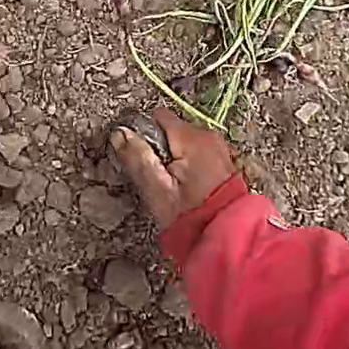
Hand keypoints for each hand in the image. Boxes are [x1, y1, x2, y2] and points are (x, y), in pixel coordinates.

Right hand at [110, 108, 237, 229]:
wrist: (227, 231)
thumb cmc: (189, 214)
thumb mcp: (157, 189)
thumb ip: (138, 158)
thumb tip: (120, 133)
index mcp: (191, 138)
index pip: (159, 117)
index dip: (145, 135)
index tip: (145, 159)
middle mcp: (207, 135)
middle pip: (172, 129)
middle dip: (161, 149)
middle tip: (161, 179)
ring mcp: (218, 145)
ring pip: (185, 141)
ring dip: (176, 157)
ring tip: (175, 185)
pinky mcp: (223, 157)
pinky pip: (198, 151)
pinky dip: (190, 163)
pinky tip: (190, 186)